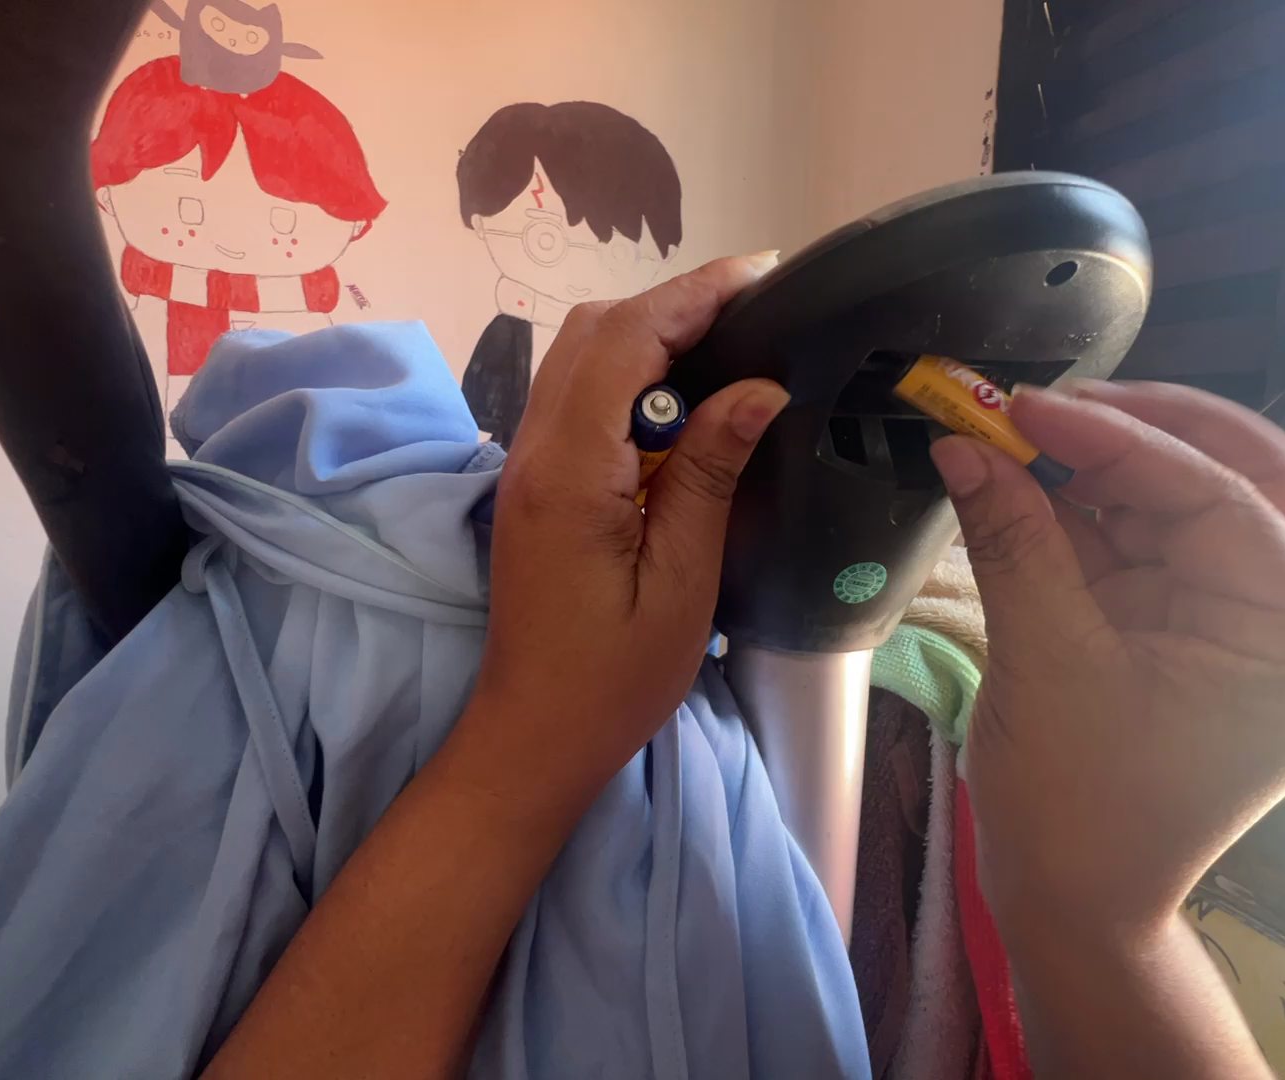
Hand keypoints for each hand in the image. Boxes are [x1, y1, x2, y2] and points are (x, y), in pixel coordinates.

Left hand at [471, 254, 790, 781]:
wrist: (534, 730)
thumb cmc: (613, 677)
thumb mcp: (679, 581)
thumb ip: (709, 475)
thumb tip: (757, 390)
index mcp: (570, 471)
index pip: (626, 344)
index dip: (693, 296)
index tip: (761, 274)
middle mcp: (533, 450)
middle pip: (592, 334)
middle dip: (671, 306)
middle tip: (751, 310)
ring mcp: (523, 464)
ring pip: (578, 359)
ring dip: (647, 336)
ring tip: (724, 343)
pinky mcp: (532, 482)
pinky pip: (576, 398)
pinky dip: (626, 376)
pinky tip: (675, 397)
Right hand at [932, 379, 1284, 935]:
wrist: (1069, 893)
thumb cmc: (1071, 801)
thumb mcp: (1042, 661)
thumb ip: (1009, 541)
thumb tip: (959, 448)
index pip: (1222, 500)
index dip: (1120, 442)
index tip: (1025, 409)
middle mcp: (1278, 622)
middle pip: (1236, 482)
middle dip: (1138, 432)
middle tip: (1040, 407)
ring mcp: (1224, 623)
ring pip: (1178, 505)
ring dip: (1095, 467)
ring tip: (1015, 438)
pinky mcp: (1170, 628)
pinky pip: (1131, 545)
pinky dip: (1075, 512)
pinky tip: (1021, 487)